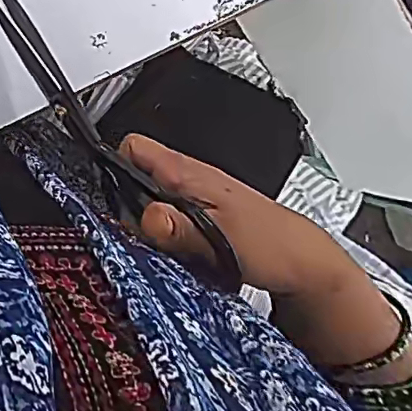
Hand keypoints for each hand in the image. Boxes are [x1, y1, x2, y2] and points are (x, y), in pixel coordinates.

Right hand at [118, 134, 352, 298]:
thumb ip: (178, 228)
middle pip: (134, 181)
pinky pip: (168, 224)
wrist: (303, 262)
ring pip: (150, 206)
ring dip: (151, 229)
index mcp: (188, 173)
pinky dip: (168, 241)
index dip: (114, 164)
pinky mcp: (198, 219)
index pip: (133, 147)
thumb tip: (145, 217)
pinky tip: (182, 257)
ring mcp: (192, 200)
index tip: (108, 194)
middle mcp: (187, 181)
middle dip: (129, 209)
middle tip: (144, 238)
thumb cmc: (271, 243)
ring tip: (168, 252)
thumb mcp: (218, 239)